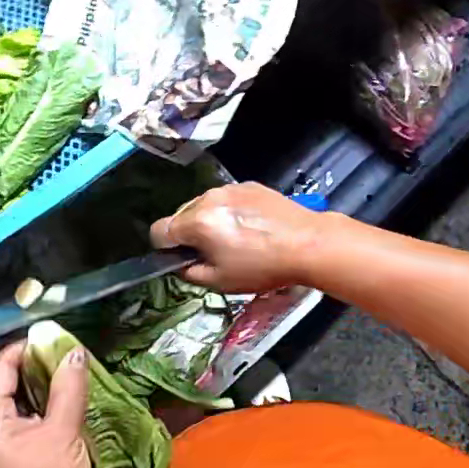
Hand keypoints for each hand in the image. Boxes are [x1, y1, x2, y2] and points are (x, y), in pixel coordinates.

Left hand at [0, 341, 90, 467]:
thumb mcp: (65, 435)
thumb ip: (68, 388)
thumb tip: (74, 351)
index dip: (21, 349)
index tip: (50, 340)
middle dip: (14, 359)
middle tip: (45, 351)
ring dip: (13, 376)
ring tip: (44, 367)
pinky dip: (12, 394)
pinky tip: (37, 392)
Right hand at [150, 182, 326, 292]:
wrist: (310, 244)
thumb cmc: (263, 266)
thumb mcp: (220, 282)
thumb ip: (189, 272)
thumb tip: (180, 263)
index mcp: (196, 223)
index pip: (159, 230)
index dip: (165, 247)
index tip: (183, 258)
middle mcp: (207, 199)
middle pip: (180, 216)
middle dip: (188, 233)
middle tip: (213, 252)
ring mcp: (228, 189)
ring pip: (202, 205)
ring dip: (208, 220)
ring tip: (235, 239)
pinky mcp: (248, 185)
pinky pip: (225, 198)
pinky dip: (228, 211)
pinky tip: (250, 226)